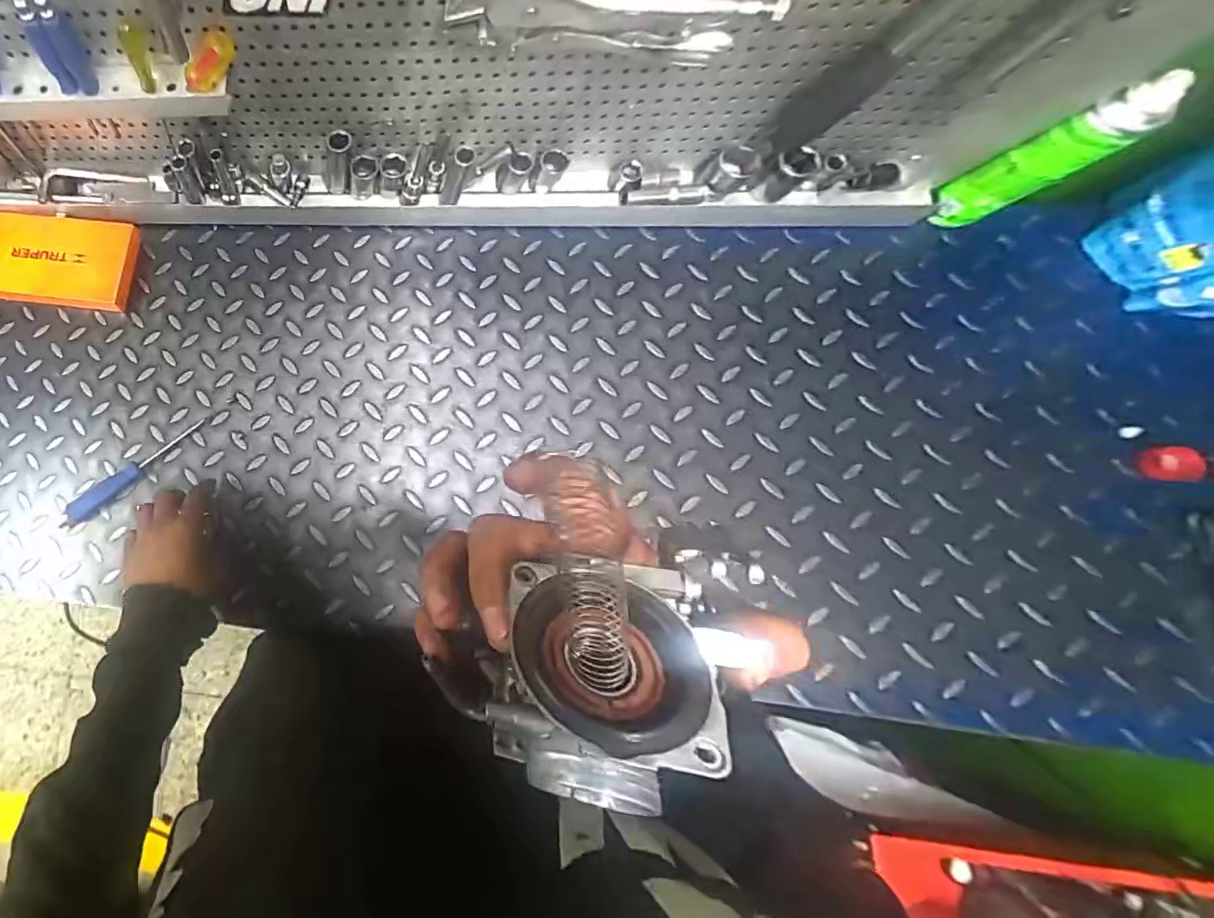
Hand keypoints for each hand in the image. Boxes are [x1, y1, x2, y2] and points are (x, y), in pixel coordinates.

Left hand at [122, 483, 215, 599]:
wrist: (157, 613)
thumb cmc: (192, 590)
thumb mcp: (218, 570)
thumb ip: (218, 547)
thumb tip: (216, 534)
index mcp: (187, 524)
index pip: (197, 496)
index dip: (204, 489)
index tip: (209, 489)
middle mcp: (163, 523)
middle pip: (166, 496)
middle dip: (177, 496)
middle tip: (184, 504)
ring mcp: (142, 536)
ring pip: (145, 509)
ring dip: (156, 510)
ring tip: (163, 518)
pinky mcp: (129, 551)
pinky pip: (134, 532)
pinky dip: (142, 531)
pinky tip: (147, 540)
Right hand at [413, 453, 810, 689]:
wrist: (629, 737)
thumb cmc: (659, 684)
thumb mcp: (707, 669)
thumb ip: (744, 648)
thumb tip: (783, 640)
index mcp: (596, 556)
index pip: (576, 494)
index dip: (548, 475)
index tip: (517, 478)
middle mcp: (544, 560)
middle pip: (501, 529)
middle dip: (488, 569)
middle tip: (494, 628)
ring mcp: (508, 591)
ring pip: (462, 552)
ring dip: (448, 577)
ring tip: (448, 623)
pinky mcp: (482, 623)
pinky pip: (446, 598)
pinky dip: (430, 611)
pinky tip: (434, 640)